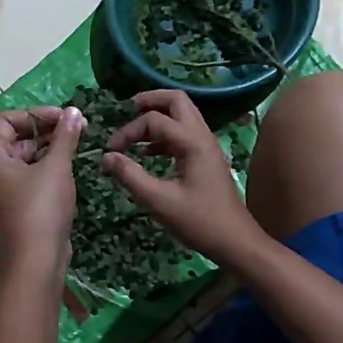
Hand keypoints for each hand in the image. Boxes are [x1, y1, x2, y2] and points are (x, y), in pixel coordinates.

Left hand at [0, 105, 84, 279]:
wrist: (36, 260)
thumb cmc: (41, 209)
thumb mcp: (55, 167)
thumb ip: (64, 136)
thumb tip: (73, 111)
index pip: (6, 120)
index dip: (35, 114)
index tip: (64, 117)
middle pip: (16, 136)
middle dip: (46, 128)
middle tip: (78, 127)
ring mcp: (4, 188)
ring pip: (25, 156)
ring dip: (49, 146)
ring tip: (78, 143)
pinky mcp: (18, 202)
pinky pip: (30, 174)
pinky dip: (48, 165)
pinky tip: (70, 164)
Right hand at [100, 90, 266, 264]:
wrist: (235, 241)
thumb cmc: (199, 222)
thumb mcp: (159, 201)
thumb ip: (130, 176)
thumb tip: (106, 157)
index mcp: (192, 143)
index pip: (154, 120)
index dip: (128, 131)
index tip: (110, 151)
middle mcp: (202, 136)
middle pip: (176, 100)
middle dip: (148, 101)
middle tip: (125, 112)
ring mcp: (206, 146)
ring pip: (181, 115)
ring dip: (156, 117)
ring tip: (132, 133)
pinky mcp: (205, 158)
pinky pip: (183, 133)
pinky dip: (163, 135)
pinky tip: (146, 153)